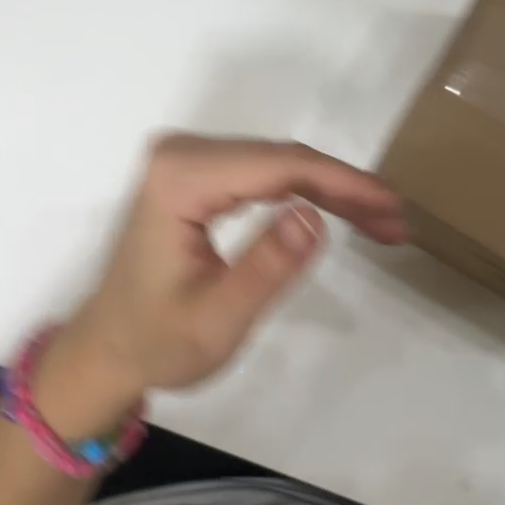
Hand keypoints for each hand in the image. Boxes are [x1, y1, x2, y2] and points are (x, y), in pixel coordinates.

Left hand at [32, 134, 406, 430]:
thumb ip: (266, 268)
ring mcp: (184, 161)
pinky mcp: (193, 175)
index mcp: (179, 180)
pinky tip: (339, 212)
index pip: (278, 166)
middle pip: (282, 158)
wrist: (108, 350)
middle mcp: (179, 154)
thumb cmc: (156, 343)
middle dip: (345, 188)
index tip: (392, 205)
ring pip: (279, 163)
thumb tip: (315, 217)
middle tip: (396, 222)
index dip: (342, 182)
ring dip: (332, 190)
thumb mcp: (217, 320)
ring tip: (382, 222)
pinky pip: (262, 173)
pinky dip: (305, 192)